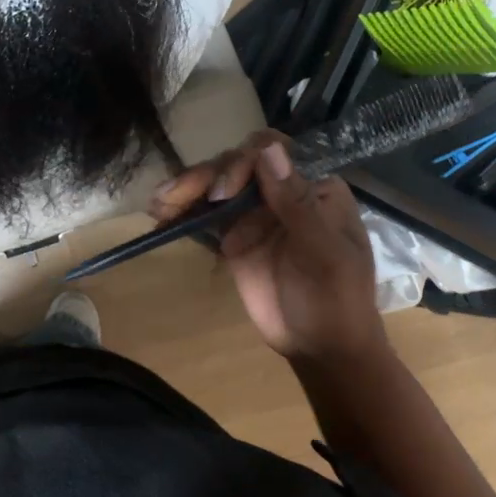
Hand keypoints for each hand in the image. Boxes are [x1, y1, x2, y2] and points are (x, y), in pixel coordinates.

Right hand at [152, 133, 387, 362]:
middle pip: (236, 164)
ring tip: (158, 202)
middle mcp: (281, 190)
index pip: (272, 153)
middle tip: (178, 197)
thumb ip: (296, 202)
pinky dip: (182, 210)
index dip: (243, 162)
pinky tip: (159, 214)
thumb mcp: (325, 253)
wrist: (321, 348)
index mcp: (313, 187)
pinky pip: (204, 212)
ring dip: (186, 188)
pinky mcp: (232, 233)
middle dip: (206, 176)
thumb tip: (267, 148)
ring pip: (216, 185)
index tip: (225, 190)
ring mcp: (254, 212)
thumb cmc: (336, 299)